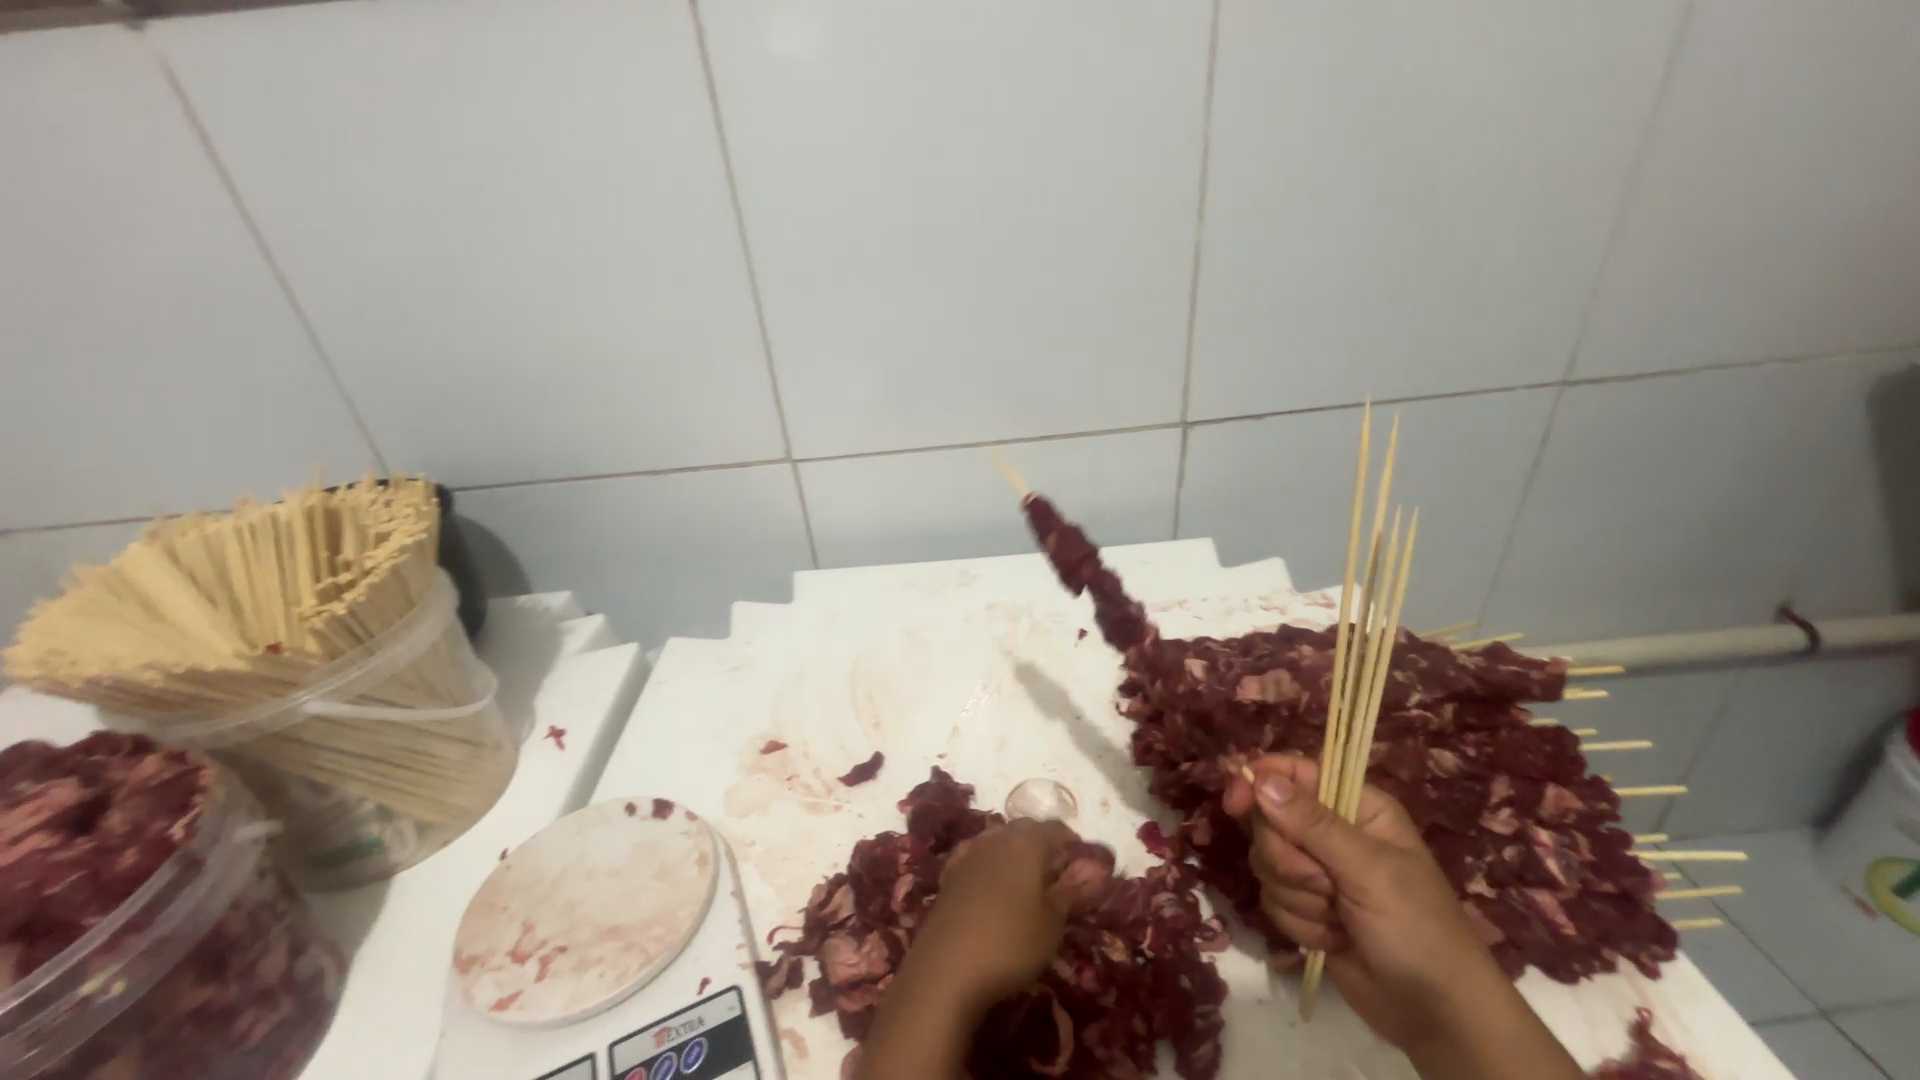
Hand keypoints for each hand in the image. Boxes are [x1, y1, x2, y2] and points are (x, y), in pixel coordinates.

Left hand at [911, 818, 1079, 1010]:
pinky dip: (989, 864)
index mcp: (1025, 843)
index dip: (1071, 842)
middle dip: (1042, 844)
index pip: (1054, 828)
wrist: (945, 969)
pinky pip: (975, 857)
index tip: (1082, 862)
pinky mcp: (947, 876)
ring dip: (1014, 852)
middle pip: (1024, 830)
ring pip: (997, 840)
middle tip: (1057, 873)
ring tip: (1027, 881)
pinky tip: (992, 885)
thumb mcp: (1052, 923)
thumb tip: (1094, 872)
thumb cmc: (1010, 944)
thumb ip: (1071, 892)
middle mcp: (995, 839)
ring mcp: (967, 855)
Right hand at [1223, 755, 1510, 1050]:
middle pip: (1270, 822)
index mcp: (1358, 807)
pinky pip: (1271, 898)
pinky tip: (1332, 939)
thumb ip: (1312, 823)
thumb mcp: (1369, 870)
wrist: (1435, 1011)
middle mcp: (1333, 832)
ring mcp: (1318, 871)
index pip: (1294, 773)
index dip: (1259, 782)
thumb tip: (1259, 779)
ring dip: (1297, 897)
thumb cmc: (1416, 927)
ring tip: (1337, 918)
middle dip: (1289, 861)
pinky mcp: (1305, 907)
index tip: (1234, 803)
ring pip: (1267, 863)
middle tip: (1326, 885)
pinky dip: (1298, 923)